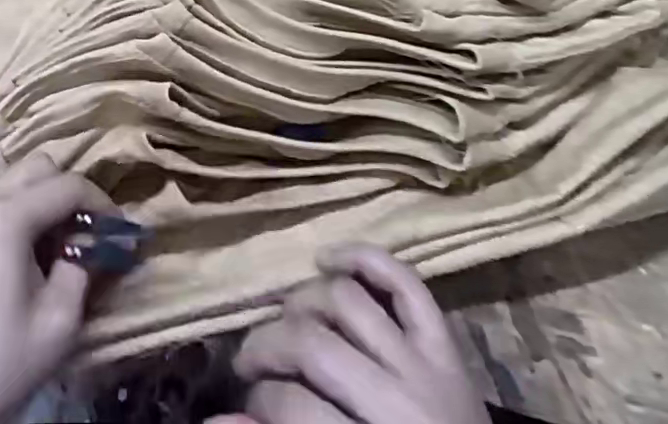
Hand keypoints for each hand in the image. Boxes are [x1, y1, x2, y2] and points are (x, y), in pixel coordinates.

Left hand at [0, 155, 118, 423]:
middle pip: (38, 167)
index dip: (101, 203)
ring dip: (47, 198)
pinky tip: (35, 250)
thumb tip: (99, 240)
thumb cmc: (4, 360)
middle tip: (92, 232)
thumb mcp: (60, 318)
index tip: (121, 232)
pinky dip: (24, 208)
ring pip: (16, 178)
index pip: (66, 184)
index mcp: (5, 217)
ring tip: (65, 243)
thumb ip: (84, 264)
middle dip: (71, 191)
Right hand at [215, 246, 484, 423]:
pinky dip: (365, 259)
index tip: (248, 405)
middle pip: (312, 344)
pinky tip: (326, 259)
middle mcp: (403, 401)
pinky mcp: (448, 348)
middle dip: (267, 347)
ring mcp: (428, 367)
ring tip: (288, 323)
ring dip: (303, 303)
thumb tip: (218, 418)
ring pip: (345, 301)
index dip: (258, 399)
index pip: (292, 404)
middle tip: (252, 362)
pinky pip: (408, 285)